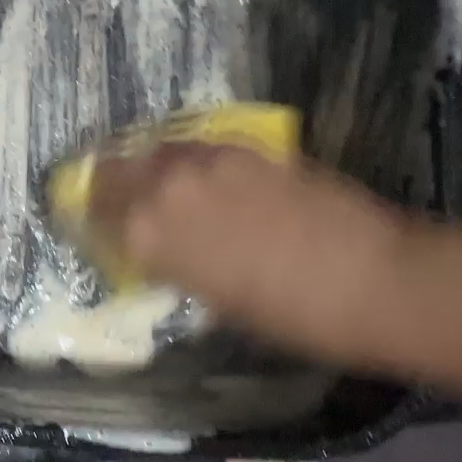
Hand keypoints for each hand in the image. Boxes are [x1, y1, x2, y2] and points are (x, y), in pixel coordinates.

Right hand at [88, 144, 407, 362]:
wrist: (372, 280)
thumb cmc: (287, 315)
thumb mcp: (208, 298)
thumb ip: (171, 263)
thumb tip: (161, 250)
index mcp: (144, 237)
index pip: (92, 215)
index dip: (88, 218)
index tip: (91, 223)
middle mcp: (162, 190)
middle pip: (111, 171)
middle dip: (106, 182)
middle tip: (109, 194)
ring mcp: (205, 163)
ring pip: (153, 150)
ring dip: (145, 164)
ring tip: (152, 179)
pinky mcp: (245, 150)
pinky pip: (196, 146)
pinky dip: (187, 158)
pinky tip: (199, 174)